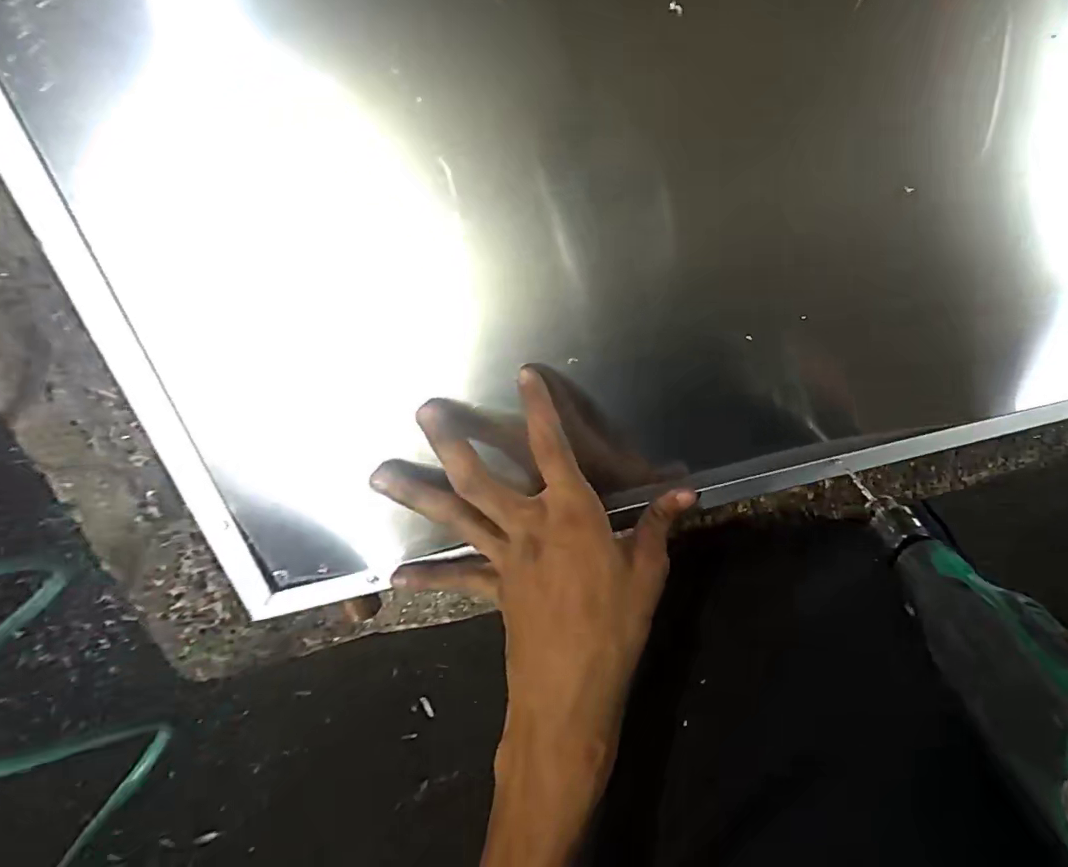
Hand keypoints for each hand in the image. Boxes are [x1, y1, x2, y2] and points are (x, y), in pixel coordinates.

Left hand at [371, 367, 696, 866]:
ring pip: (457, 518)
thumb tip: (688, 490)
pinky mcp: (494, 590)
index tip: (525, 375)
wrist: (571, 692)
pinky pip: (458, 577)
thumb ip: (657, 524)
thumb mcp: (647, 571)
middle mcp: (529, 526)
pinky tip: (396, 575)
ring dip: (419, 494)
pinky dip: (429, 575)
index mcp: (571, 514)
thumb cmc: (615, 625)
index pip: (553, 449)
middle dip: (452, 443)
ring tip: (379, 474)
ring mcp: (504, 558)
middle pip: (481, 479)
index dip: (539, 410)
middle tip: (424, 411)